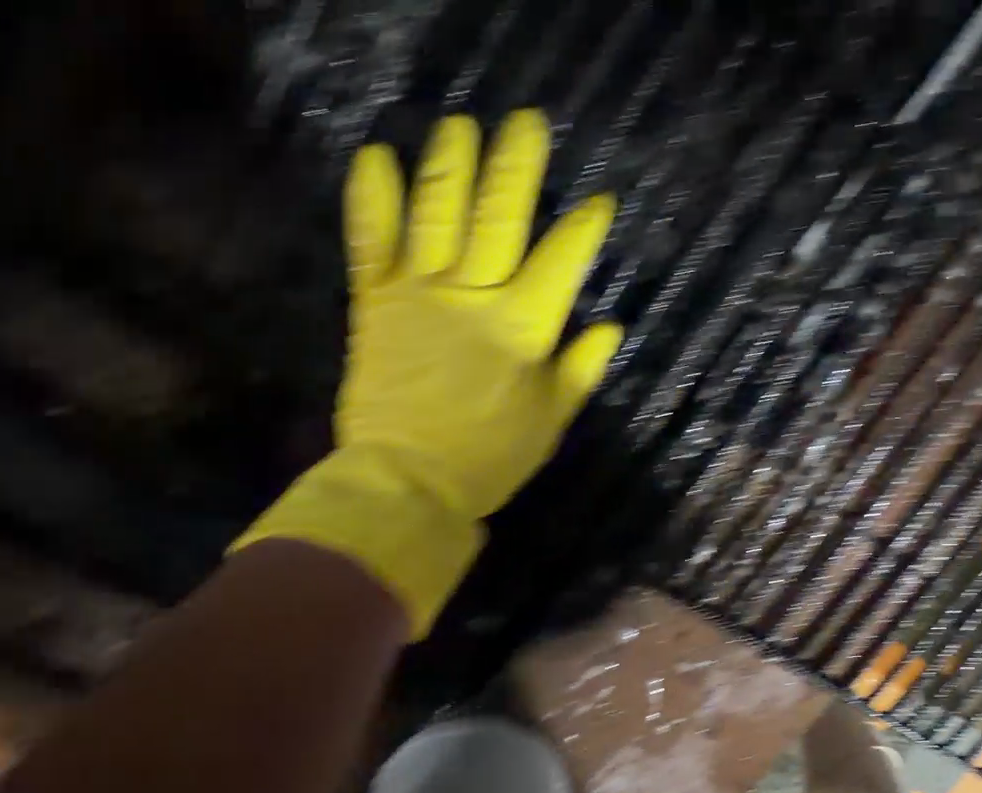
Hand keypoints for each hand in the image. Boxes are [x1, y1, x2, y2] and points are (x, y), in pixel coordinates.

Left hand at [341, 109, 619, 518]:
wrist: (408, 481)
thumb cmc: (490, 458)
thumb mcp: (551, 421)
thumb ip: (578, 370)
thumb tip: (610, 327)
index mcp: (523, 328)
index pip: (561, 261)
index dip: (583, 228)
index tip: (599, 200)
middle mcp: (473, 297)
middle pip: (498, 219)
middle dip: (515, 168)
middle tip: (524, 122)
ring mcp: (420, 294)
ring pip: (438, 216)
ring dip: (450, 166)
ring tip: (458, 125)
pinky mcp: (376, 304)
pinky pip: (371, 243)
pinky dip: (372, 199)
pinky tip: (376, 158)